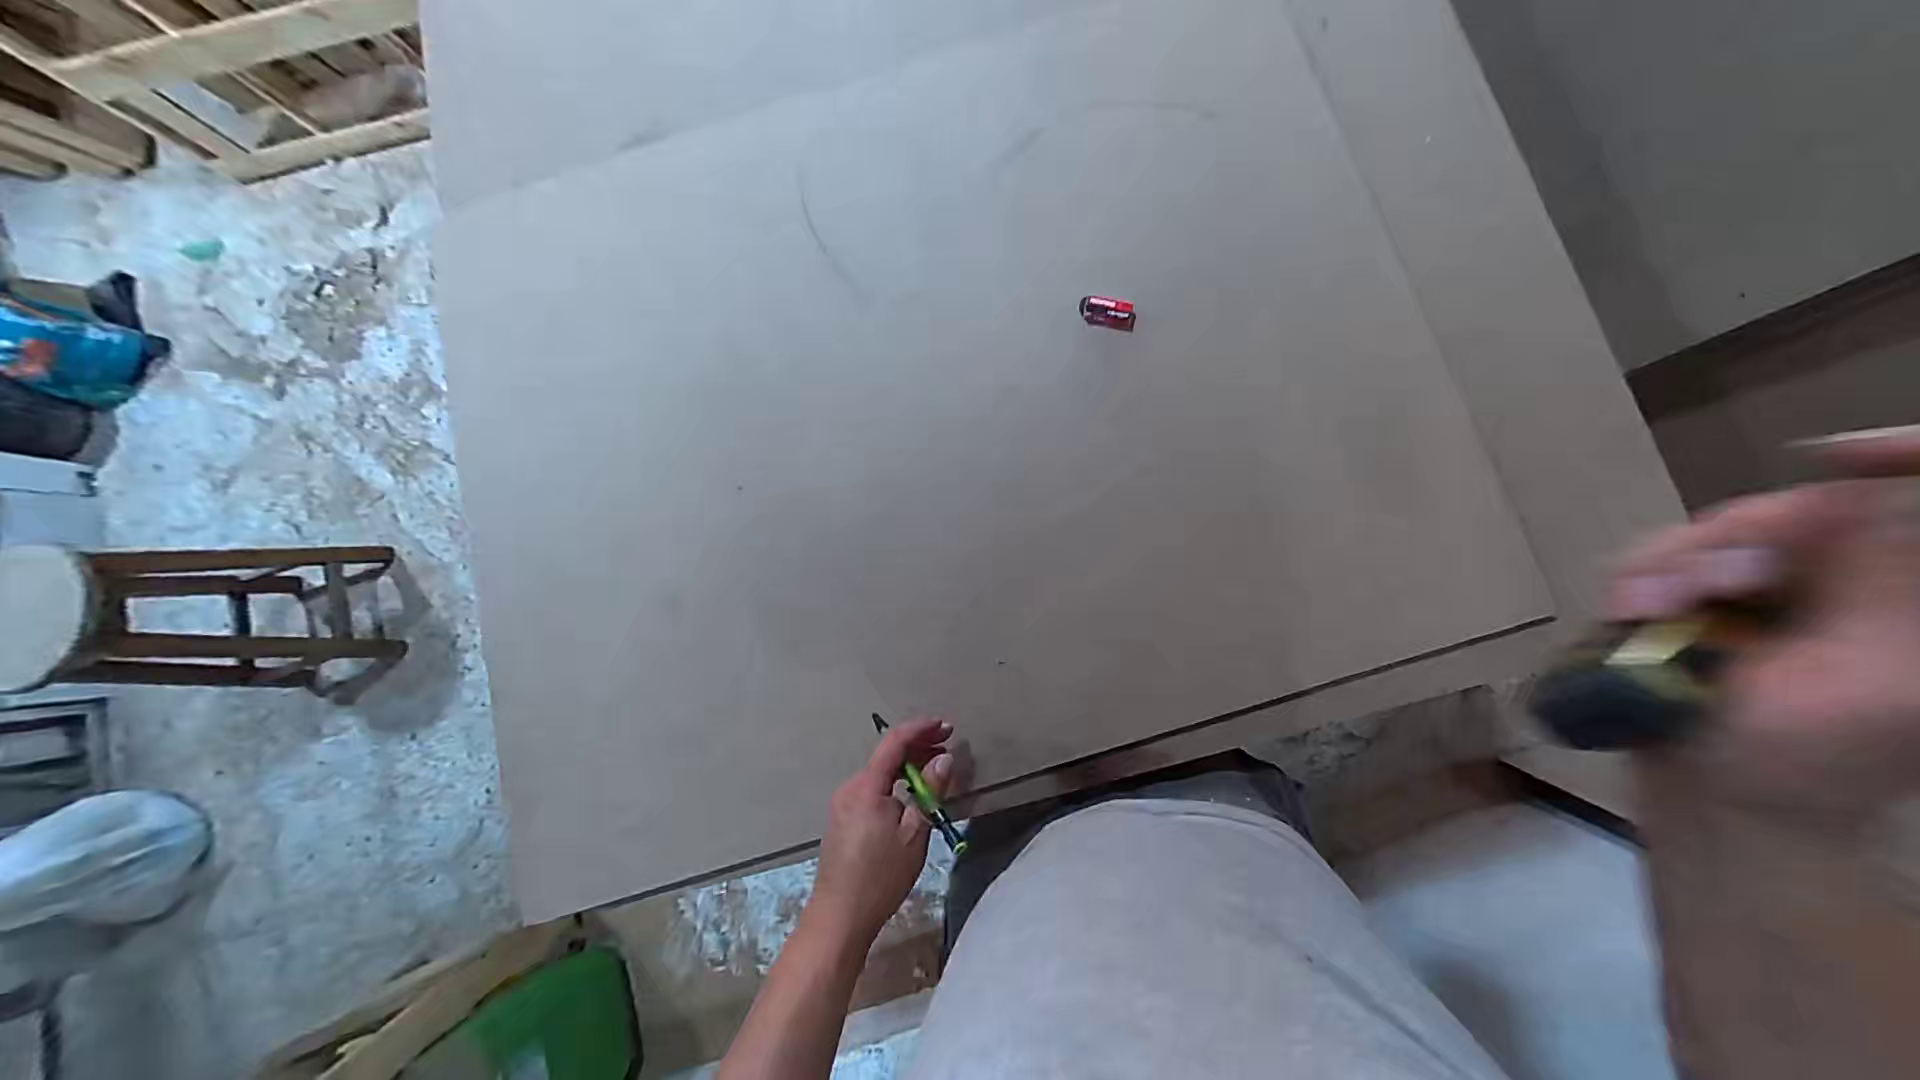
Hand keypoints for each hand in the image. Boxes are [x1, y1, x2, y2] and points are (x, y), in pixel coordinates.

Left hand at [809, 716, 954, 940]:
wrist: (839, 917)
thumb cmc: (881, 876)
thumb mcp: (915, 833)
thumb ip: (930, 792)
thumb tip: (944, 760)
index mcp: (866, 786)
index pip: (894, 742)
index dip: (921, 729)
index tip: (945, 726)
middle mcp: (850, 788)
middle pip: (886, 756)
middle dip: (917, 747)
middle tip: (947, 749)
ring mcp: (843, 804)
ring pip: (880, 773)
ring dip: (907, 767)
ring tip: (935, 774)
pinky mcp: (843, 820)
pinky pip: (872, 789)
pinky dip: (894, 784)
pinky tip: (911, 796)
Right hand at [1609, 425, 1919, 817]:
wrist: (1706, 795)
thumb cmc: (1794, 758)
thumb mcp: (1873, 676)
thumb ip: (1882, 582)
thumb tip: (1858, 489)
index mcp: (1912, 605)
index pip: (1912, 501)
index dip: (1896, 460)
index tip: (1827, 455)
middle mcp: (1859, 587)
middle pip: (1802, 510)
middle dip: (1729, 540)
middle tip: (1682, 590)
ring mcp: (1778, 595)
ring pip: (1723, 532)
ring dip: (1668, 565)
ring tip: (1636, 609)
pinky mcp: (1710, 604)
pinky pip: (1668, 559)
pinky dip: (1639, 578)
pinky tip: (1628, 608)